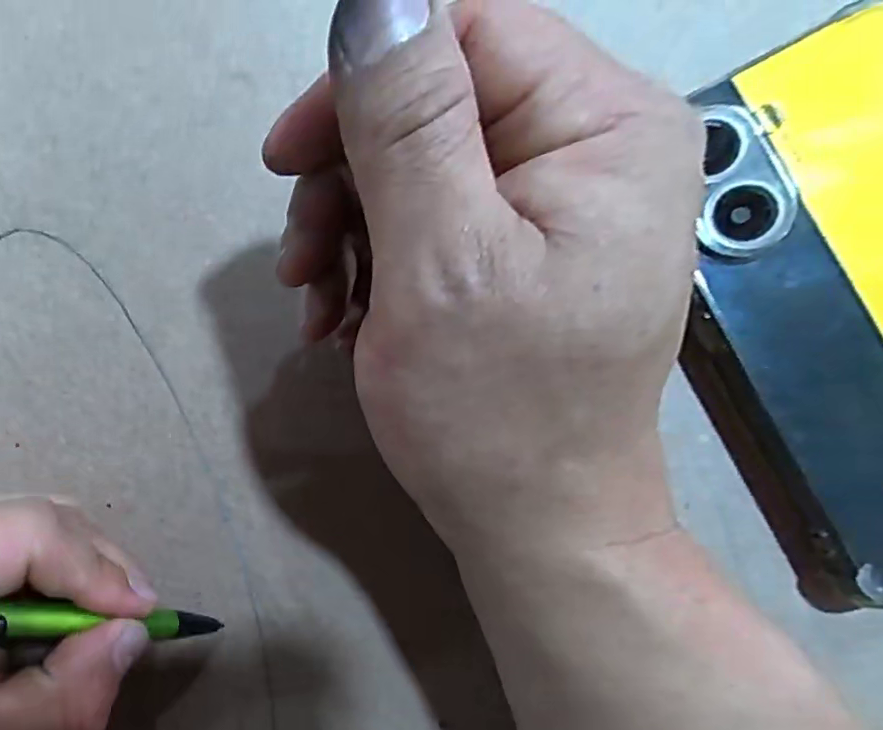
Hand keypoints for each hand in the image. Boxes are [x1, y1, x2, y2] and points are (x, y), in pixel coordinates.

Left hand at [0, 497, 156, 729]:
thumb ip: (78, 689)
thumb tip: (133, 629)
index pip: (29, 532)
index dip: (98, 570)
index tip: (141, 617)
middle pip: (38, 514)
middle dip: (98, 567)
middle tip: (126, 622)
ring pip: (32, 514)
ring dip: (76, 564)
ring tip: (85, 619)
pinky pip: (10, 522)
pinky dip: (47, 561)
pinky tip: (42, 605)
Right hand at [263, 0, 703, 558]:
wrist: (532, 525)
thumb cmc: (490, 410)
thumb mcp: (439, 264)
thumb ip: (408, 126)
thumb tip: (372, 0)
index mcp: (598, 129)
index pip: (464, 34)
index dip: (361, 83)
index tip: (284, 161)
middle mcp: (585, 156)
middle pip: (432, 112)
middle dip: (346, 184)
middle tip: (299, 265)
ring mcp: (548, 218)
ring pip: (416, 180)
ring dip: (346, 238)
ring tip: (319, 309)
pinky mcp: (512, 269)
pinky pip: (425, 236)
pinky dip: (370, 274)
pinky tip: (345, 324)